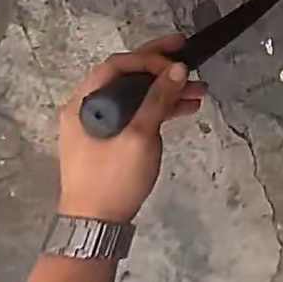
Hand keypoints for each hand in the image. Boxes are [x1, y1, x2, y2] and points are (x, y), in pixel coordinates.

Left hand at [56, 34, 207, 222]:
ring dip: (165, 89)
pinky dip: (159, 107)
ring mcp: (98, 124)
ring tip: (198, 90)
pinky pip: (136, 112)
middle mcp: (87, 107)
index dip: (149, 59)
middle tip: (187, 52)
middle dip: (160, 66)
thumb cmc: (113, 179)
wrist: (95, 229)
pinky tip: (185, 108)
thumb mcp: (140, 137)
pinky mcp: (110, 139)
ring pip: (135, 94)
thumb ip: (158, 99)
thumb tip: (178, 68)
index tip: (175, 64)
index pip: (118, 65)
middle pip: (127, 75)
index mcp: (84, 102)